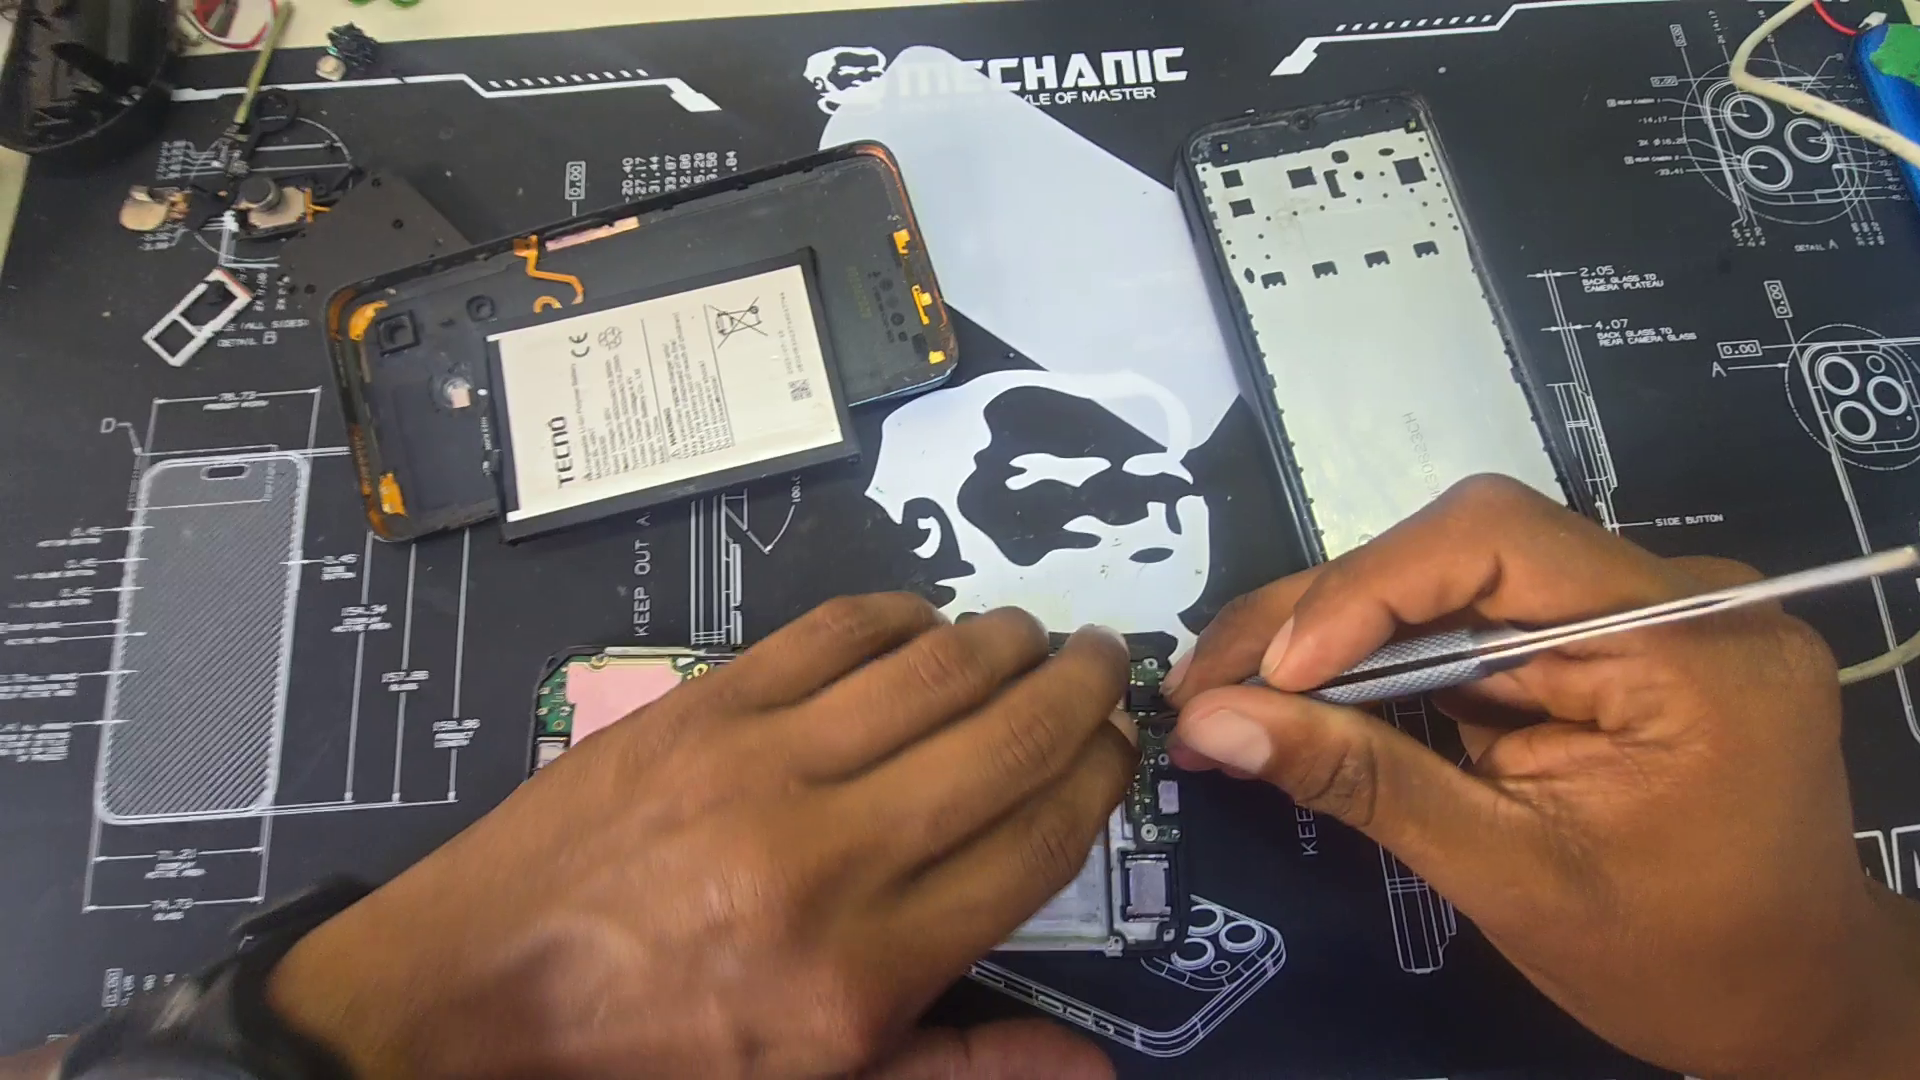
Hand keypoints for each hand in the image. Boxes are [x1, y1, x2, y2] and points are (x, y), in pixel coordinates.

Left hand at [267, 595, 1129, 1079]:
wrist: (466, 1003)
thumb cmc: (654, 1062)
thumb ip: (965, 1070)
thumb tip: (1095, 1063)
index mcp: (869, 967)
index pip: (1036, 840)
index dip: (1097, 776)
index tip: (1116, 742)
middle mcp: (834, 851)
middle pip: (1003, 737)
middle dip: (1077, 687)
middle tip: (1104, 657)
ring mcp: (765, 761)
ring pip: (930, 667)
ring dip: (1001, 639)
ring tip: (1030, 633)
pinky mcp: (707, 703)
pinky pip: (832, 631)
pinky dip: (898, 613)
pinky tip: (924, 619)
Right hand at [1161, 476, 1919, 1079]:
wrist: (1778, 1005)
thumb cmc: (1675, 961)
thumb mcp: (1507, 875)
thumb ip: (1359, 782)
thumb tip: (1210, 725)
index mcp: (1684, 646)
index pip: (1493, 541)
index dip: (1364, 589)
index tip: (1277, 675)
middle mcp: (1645, 597)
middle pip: (1431, 556)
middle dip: (1302, 618)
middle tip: (1203, 682)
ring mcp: (1594, 611)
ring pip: (1409, 584)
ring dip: (1301, 638)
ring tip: (1215, 691)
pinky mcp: (1549, 639)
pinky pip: (1422, 624)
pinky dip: (1338, 661)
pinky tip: (1274, 695)